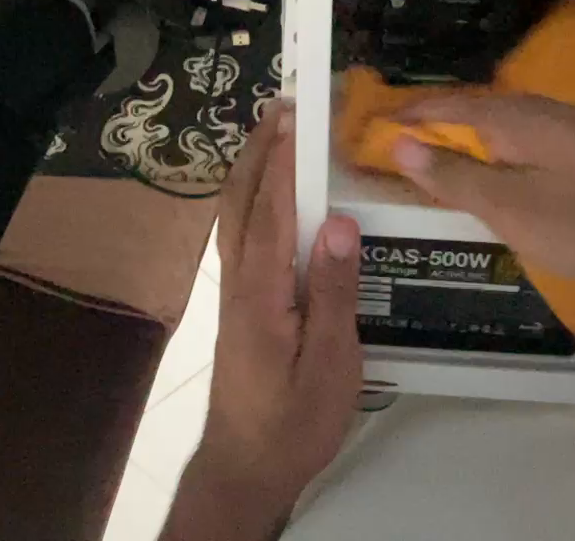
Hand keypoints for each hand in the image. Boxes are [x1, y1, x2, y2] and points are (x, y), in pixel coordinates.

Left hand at [163, 105, 361, 539]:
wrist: (244, 466)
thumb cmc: (293, 421)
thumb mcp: (330, 365)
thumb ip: (333, 292)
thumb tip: (340, 222)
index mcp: (262, 290)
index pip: (274, 209)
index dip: (286, 159)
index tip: (299, 116)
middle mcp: (239, 278)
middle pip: (240, 199)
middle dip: (258, 149)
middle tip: (283, 108)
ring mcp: (233, 288)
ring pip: (234, 212)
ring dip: (251, 166)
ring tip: (276, 133)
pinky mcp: (238, 299)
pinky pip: (239, 230)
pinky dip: (250, 194)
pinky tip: (270, 192)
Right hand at [389, 93, 574, 285]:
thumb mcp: (515, 208)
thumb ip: (455, 178)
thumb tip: (399, 144)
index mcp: (508, 118)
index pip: (436, 107)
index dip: (400, 119)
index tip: (365, 134)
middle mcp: (533, 109)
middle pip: (465, 112)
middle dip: (427, 130)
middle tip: (394, 156)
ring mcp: (565, 124)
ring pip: (495, 127)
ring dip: (460, 143)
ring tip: (436, 168)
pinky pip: (521, 140)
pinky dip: (494, 154)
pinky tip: (500, 177)